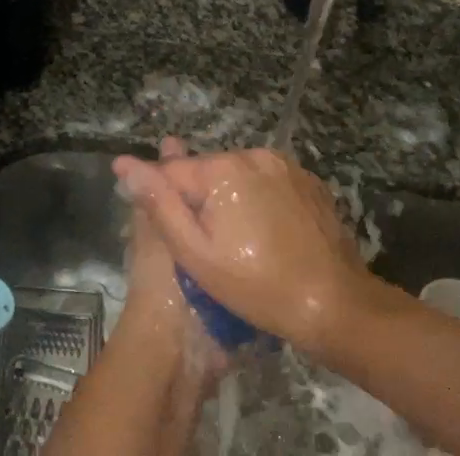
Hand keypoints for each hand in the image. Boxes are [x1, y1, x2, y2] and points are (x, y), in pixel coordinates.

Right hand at [112, 143, 370, 349]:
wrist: (336, 306)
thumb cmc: (257, 287)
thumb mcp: (195, 253)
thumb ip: (158, 203)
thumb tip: (123, 163)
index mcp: (221, 169)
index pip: (171, 171)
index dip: (166, 202)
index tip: (177, 235)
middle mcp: (252, 154)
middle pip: (205, 171)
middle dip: (200, 200)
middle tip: (211, 245)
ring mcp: (285, 165)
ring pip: (236, 175)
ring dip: (229, 198)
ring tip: (241, 241)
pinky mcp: (309, 181)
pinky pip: (266, 181)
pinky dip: (259, 199)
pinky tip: (268, 233)